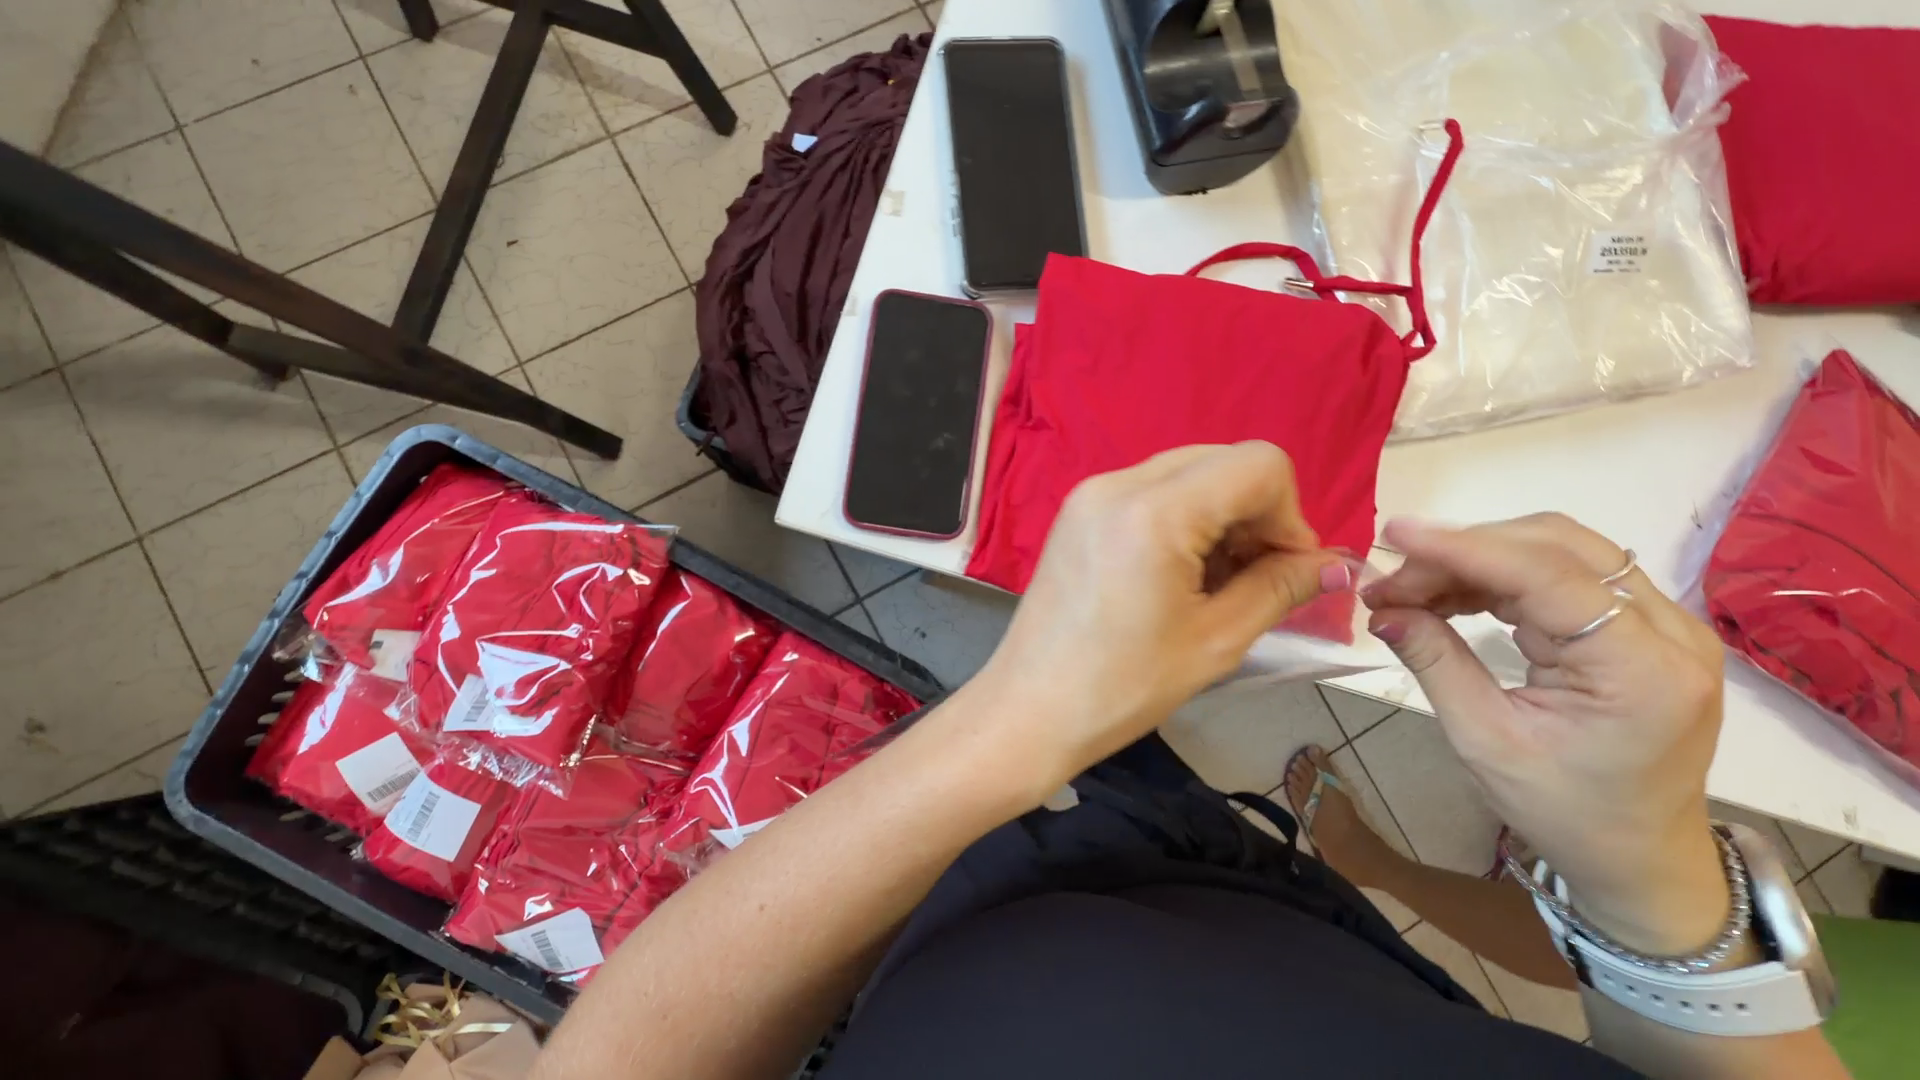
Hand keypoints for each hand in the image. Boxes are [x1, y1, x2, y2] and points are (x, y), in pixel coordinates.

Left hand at [969, 442, 1345, 796]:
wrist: (1030, 710)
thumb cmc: (1123, 688)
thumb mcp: (1217, 641)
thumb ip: (1282, 588)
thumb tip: (1339, 565)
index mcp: (1154, 511)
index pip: (1259, 465)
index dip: (1290, 515)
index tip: (1289, 570)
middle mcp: (1118, 483)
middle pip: (1223, 461)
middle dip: (1258, 513)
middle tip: (1260, 578)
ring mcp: (1091, 493)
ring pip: (1189, 472)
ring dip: (1222, 516)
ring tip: (1218, 583)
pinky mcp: (1078, 510)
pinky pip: (1152, 490)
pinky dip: (1184, 518)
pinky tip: (1181, 573)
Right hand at [1363, 514, 1730, 955]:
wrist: (1641, 857)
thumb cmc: (1564, 811)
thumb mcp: (1484, 741)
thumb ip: (1436, 662)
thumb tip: (1382, 609)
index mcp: (1640, 668)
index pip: (1545, 574)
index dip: (1463, 548)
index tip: (1393, 535)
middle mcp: (1668, 630)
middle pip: (1556, 545)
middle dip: (1464, 551)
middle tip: (1394, 582)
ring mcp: (1664, 624)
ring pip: (1559, 550)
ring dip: (1478, 559)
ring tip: (1413, 589)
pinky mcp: (1643, 627)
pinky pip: (1565, 575)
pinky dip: (1501, 576)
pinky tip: (1454, 596)